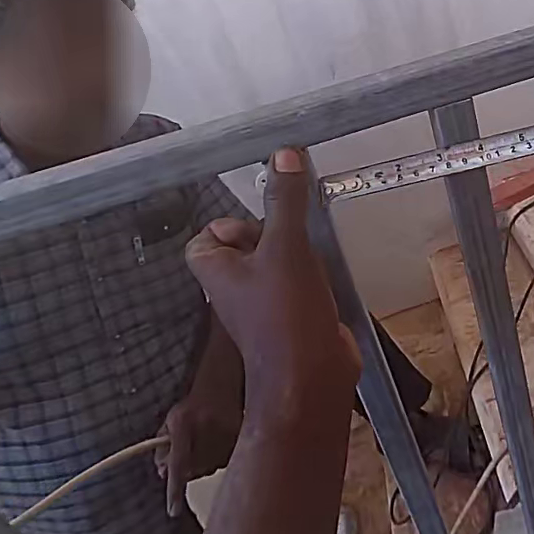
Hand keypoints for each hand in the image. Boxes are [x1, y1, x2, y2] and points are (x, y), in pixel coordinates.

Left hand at [155, 385, 242, 516]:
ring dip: (200, 464)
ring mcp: (224, 434)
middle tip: (186, 450)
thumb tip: (162, 473)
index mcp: (184, 423)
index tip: (172, 511)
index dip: (174, 488)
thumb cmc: (192, 405)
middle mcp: (205, 429)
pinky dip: (214, 459)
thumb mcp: (170, 421)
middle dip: (185, 468)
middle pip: (191, 471)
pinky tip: (215, 442)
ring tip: (202, 441)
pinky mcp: (238, 437)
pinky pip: (222, 463)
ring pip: (207, 469)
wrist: (220, 386)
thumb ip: (162, 447)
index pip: (177, 462)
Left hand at [183, 149, 361, 424]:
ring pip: (275, 259)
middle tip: (290, 243)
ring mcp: (260, 301)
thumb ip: (285, 201)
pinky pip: (294, 279)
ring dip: (295, 254)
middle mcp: (232, 286)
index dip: (233, 223)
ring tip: (309, 262)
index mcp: (215, 269)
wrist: (313, 378)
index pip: (209, 233)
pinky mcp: (288, 313)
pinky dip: (309, 275)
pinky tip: (324, 279)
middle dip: (274, 235)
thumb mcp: (287, 246)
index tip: (261, 223)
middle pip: (247, 240)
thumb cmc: (286, 314)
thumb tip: (284, 155)